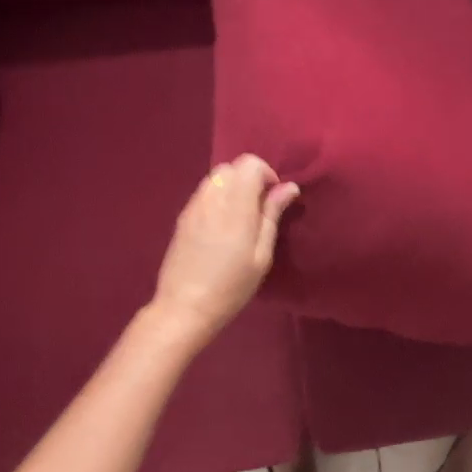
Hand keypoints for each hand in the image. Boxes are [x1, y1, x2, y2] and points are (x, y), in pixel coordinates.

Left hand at [151, 155, 298, 343]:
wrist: (185, 307)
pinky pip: (204, 193)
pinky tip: (222, 227)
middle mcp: (212, 198)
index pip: (249, 163)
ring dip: (233, 188)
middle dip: (249, 179)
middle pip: (231, 167)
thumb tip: (289, 187)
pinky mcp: (182, 217)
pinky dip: (218, 198)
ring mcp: (193, 206)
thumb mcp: (261, 254)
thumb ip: (272, 215)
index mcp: (235, 206)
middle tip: (259, 209)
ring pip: (215, 178)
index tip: (274, 199)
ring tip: (241, 218)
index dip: (266, 174)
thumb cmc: (231, 286)